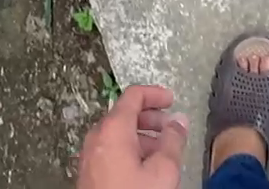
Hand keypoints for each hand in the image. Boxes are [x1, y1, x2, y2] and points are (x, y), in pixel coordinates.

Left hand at [75, 84, 189, 188]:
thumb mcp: (163, 172)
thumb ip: (173, 141)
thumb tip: (178, 121)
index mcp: (113, 128)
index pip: (134, 95)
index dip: (155, 94)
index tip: (172, 100)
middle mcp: (97, 136)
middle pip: (125, 113)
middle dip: (151, 118)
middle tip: (171, 128)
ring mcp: (90, 156)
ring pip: (118, 134)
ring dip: (142, 136)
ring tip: (163, 152)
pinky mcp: (89, 174)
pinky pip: (111, 150)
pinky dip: (130, 150)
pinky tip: (146, 169)